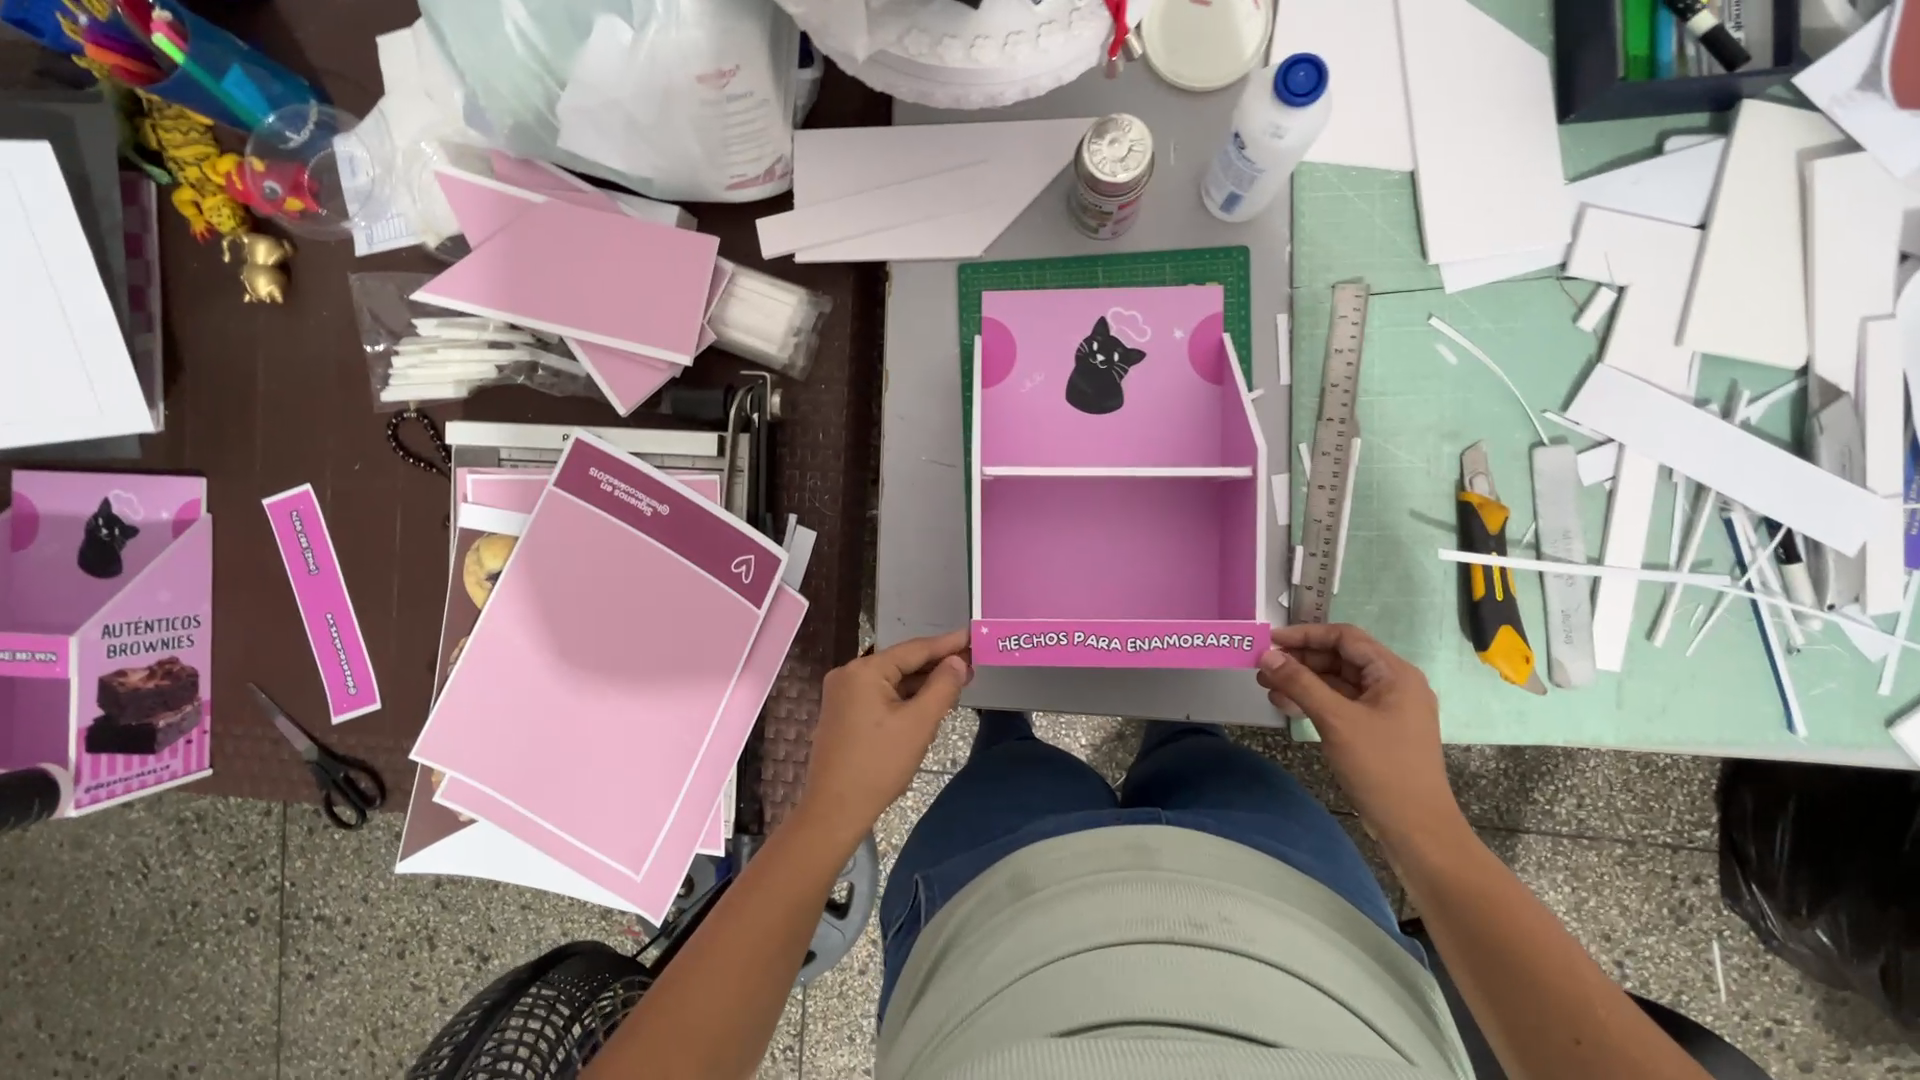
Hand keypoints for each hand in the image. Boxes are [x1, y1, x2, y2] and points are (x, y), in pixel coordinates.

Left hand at [795, 630, 971, 847]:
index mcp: (864, 671)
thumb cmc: (879, 765)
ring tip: (955, 684)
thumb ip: (942, 687)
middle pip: (901, 664)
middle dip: (935, 666)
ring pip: (891, 682)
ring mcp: (842, 695)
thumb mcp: (919, 724)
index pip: (914, 649)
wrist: (835, 810)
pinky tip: (926, 704)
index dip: (947, 644)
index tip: (972, 636)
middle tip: (971, 665)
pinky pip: (879, 696)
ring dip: (921, 685)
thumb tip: (956, 661)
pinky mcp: (842, 715)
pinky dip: (904, 699)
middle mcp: (848, 675)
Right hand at [1255, 623, 1462, 848]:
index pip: (1345, 637)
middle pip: (1341, 658)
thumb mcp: (1336, 721)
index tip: (1270, 640)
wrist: (1416, 828)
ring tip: (1267, 687)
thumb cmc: (1381, 767)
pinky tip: (1288, 706)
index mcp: (1394, 673)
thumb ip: (1300, 684)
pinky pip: (1342, 703)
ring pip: (1339, 682)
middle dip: (1301, 660)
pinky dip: (1315, 701)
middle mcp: (1394, 684)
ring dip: (1303, 681)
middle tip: (1263, 667)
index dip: (1306, 635)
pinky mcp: (1378, 729)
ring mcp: (1387, 708)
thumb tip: (1267, 655)